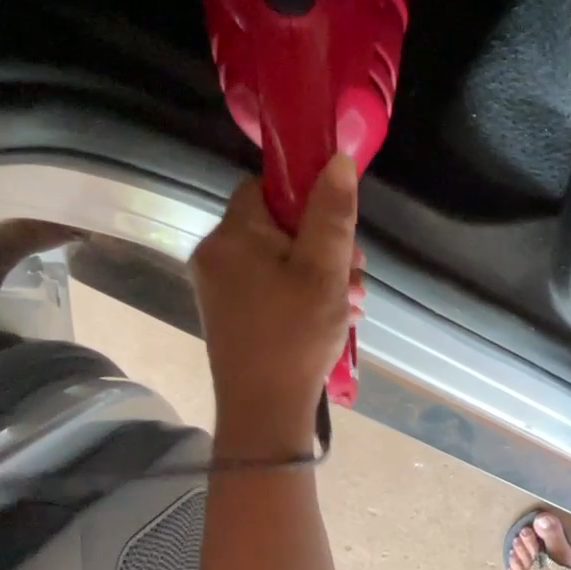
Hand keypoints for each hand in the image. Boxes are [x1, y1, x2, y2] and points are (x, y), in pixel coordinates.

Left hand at [190, 155, 363, 457]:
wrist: (263, 410)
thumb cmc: (295, 335)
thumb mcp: (324, 271)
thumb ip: (332, 215)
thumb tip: (338, 159)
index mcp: (232, 235)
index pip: (266, 189)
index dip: (306, 201)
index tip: (338, 231)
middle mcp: (215, 254)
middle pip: (275, 228)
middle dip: (322, 247)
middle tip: (355, 278)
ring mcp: (218, 289)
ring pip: (276, 262)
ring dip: (319, 276)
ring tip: (350, 306)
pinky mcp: (228, 317)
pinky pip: (267, 289)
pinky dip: (299, 297)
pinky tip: (328, 320)